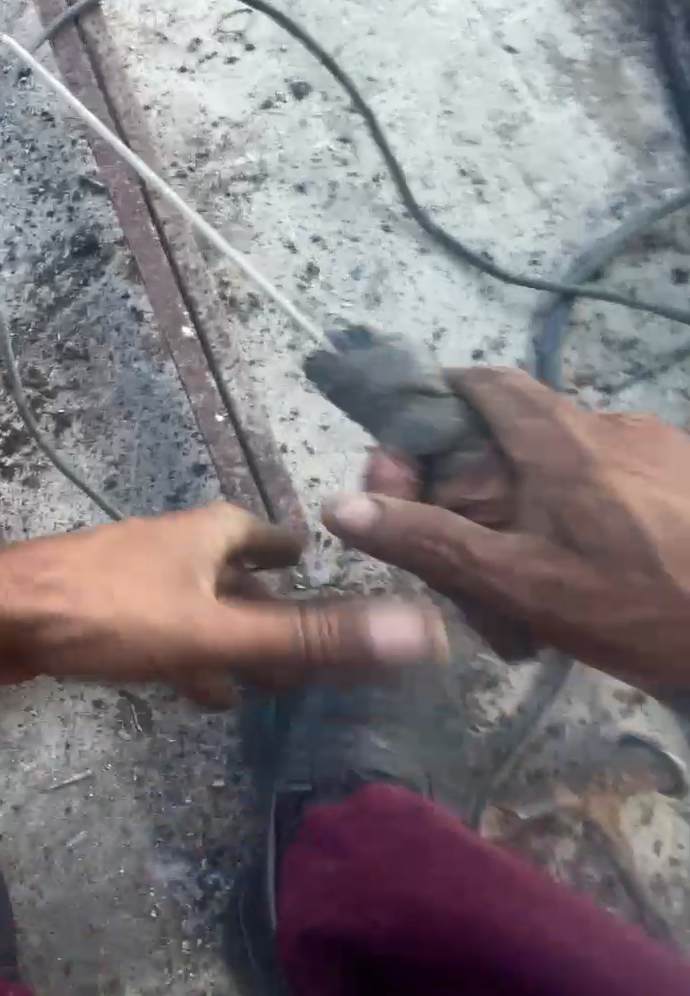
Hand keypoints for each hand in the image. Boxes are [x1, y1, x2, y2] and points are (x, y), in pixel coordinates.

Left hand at [0, 502, 446, 704]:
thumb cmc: (101, 614)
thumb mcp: (210, 630)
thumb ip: (307, 635)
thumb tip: (426, 629)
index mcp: (194, 536)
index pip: (254, 530)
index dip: (285, 547)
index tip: (314, 560)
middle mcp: (157, 547)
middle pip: (224, 572)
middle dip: (263, 605)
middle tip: (305, 644)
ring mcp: (118, 577)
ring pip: (187, 605)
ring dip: (223, 638)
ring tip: (263, 681)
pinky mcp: (87, 610)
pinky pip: (150, 629)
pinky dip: (180, 654)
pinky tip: (194, 691)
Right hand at [323, 367, 689, 696]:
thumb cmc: (653, 610)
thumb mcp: (520, 584)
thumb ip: (425, 539)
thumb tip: (338, 506)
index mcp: (568, 448)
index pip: (491, 385)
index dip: (439, 392)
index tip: (404, 430)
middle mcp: (618, 434)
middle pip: (515, 429)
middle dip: (467, 471)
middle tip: (450, 528)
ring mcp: (668, 455)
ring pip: (563, 457)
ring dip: (523, 494)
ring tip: (517, 561)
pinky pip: (611, 478)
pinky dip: (573, 509)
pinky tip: (579, 564)